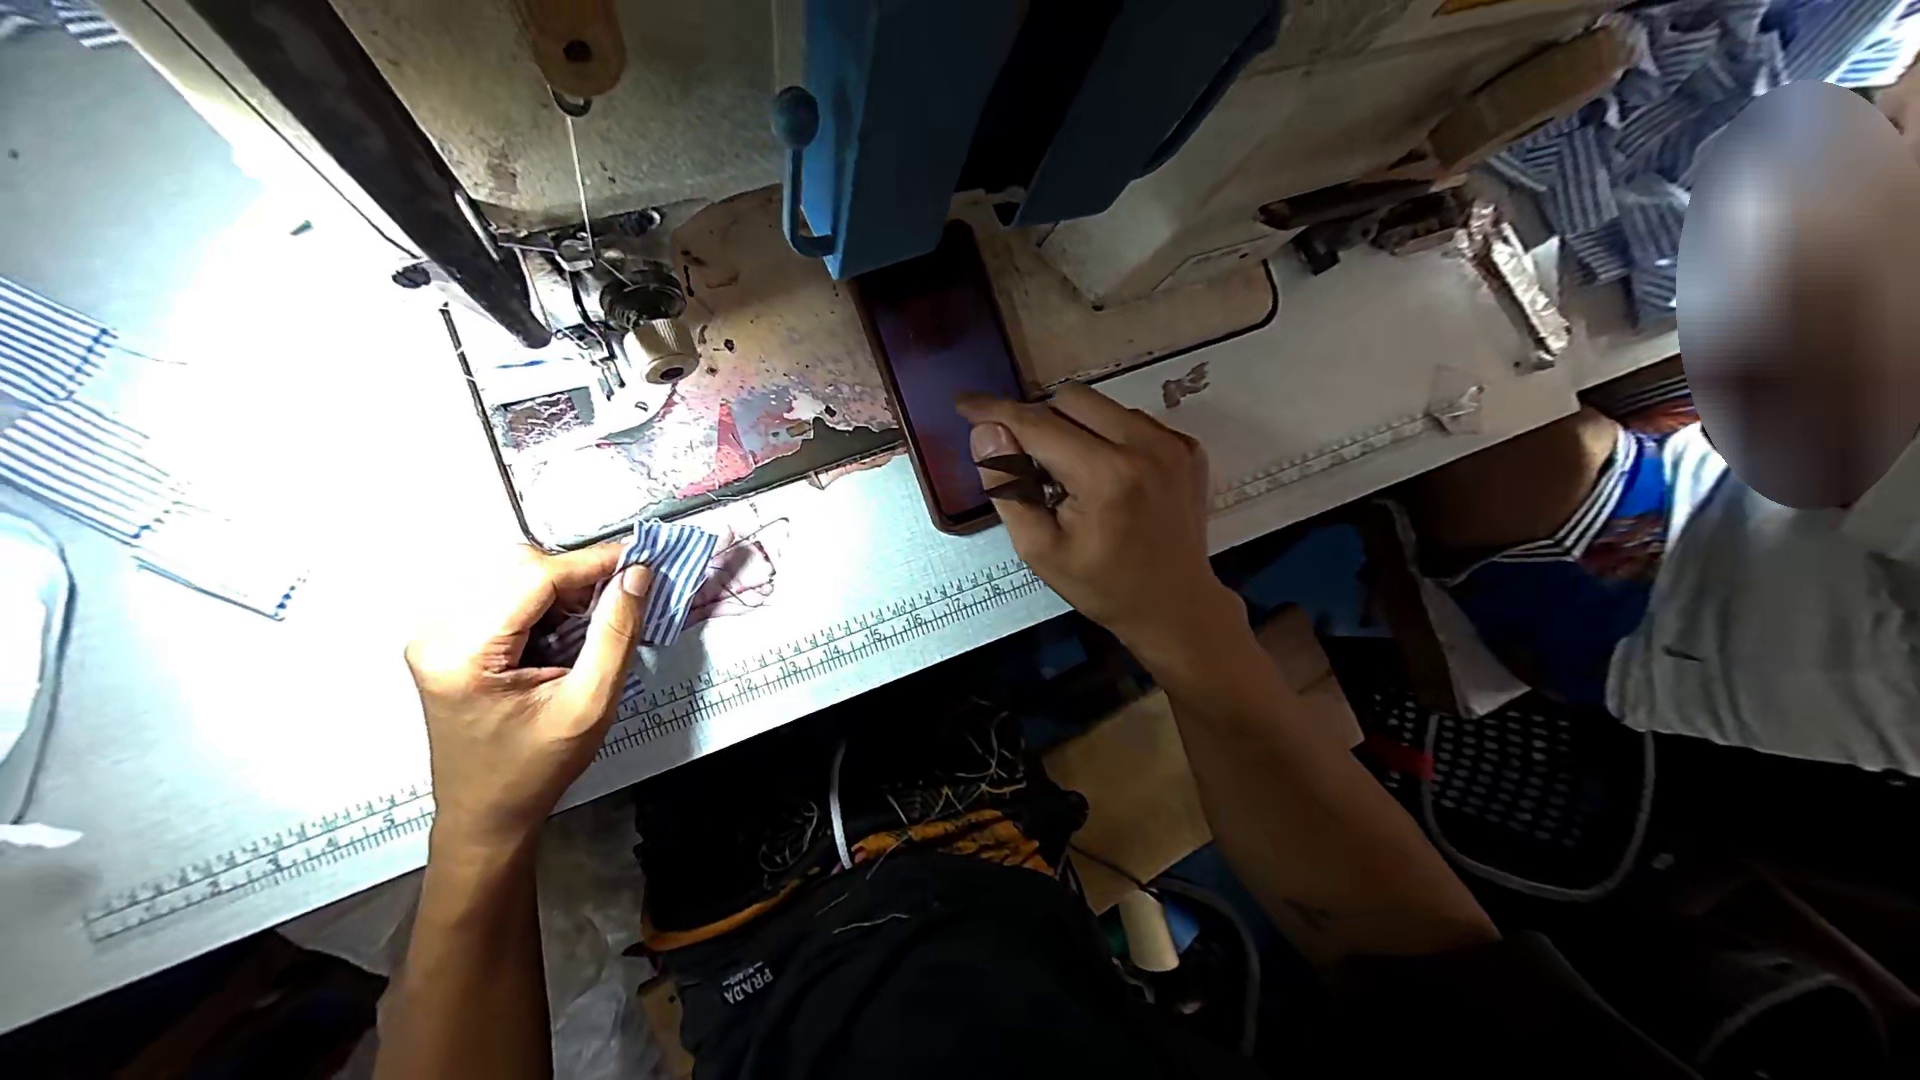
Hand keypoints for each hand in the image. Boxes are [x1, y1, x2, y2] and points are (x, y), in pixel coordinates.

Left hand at [404, 542, 653, 853]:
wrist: (487, 811)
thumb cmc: (535, 768)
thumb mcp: (590, 704)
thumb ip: (615, 634)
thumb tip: (635, 577)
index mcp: (462, 653)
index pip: (533, 577)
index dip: (593, 562)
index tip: (640, 559)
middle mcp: (437, 634)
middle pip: (519, 567)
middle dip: (578, 575)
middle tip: (620, 597)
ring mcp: (438, 633)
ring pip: (514, 573)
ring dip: (563, 587)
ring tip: (591, 621)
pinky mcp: (449, 636)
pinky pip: (506, 592)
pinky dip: (546, 599)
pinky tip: (564, 630)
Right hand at [957, 384, 1239, 662]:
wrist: (1173, 605)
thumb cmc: (1101, 585)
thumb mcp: (1039, 549)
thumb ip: (1008, 488)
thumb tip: (986, 432)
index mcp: (1106, 476)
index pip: (1036, 424)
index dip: (995, 411)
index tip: (965, 404)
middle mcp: (1145, 446)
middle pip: (1070, 399)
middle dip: (1038, 421)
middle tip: (1028, 460)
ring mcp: (1172, 444)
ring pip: (1101, 404)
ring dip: (1074, 427)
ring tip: (1071, 474)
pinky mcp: (1187, 447)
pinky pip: (1131, 419)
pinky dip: (1107, 435)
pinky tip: (1106, 475)